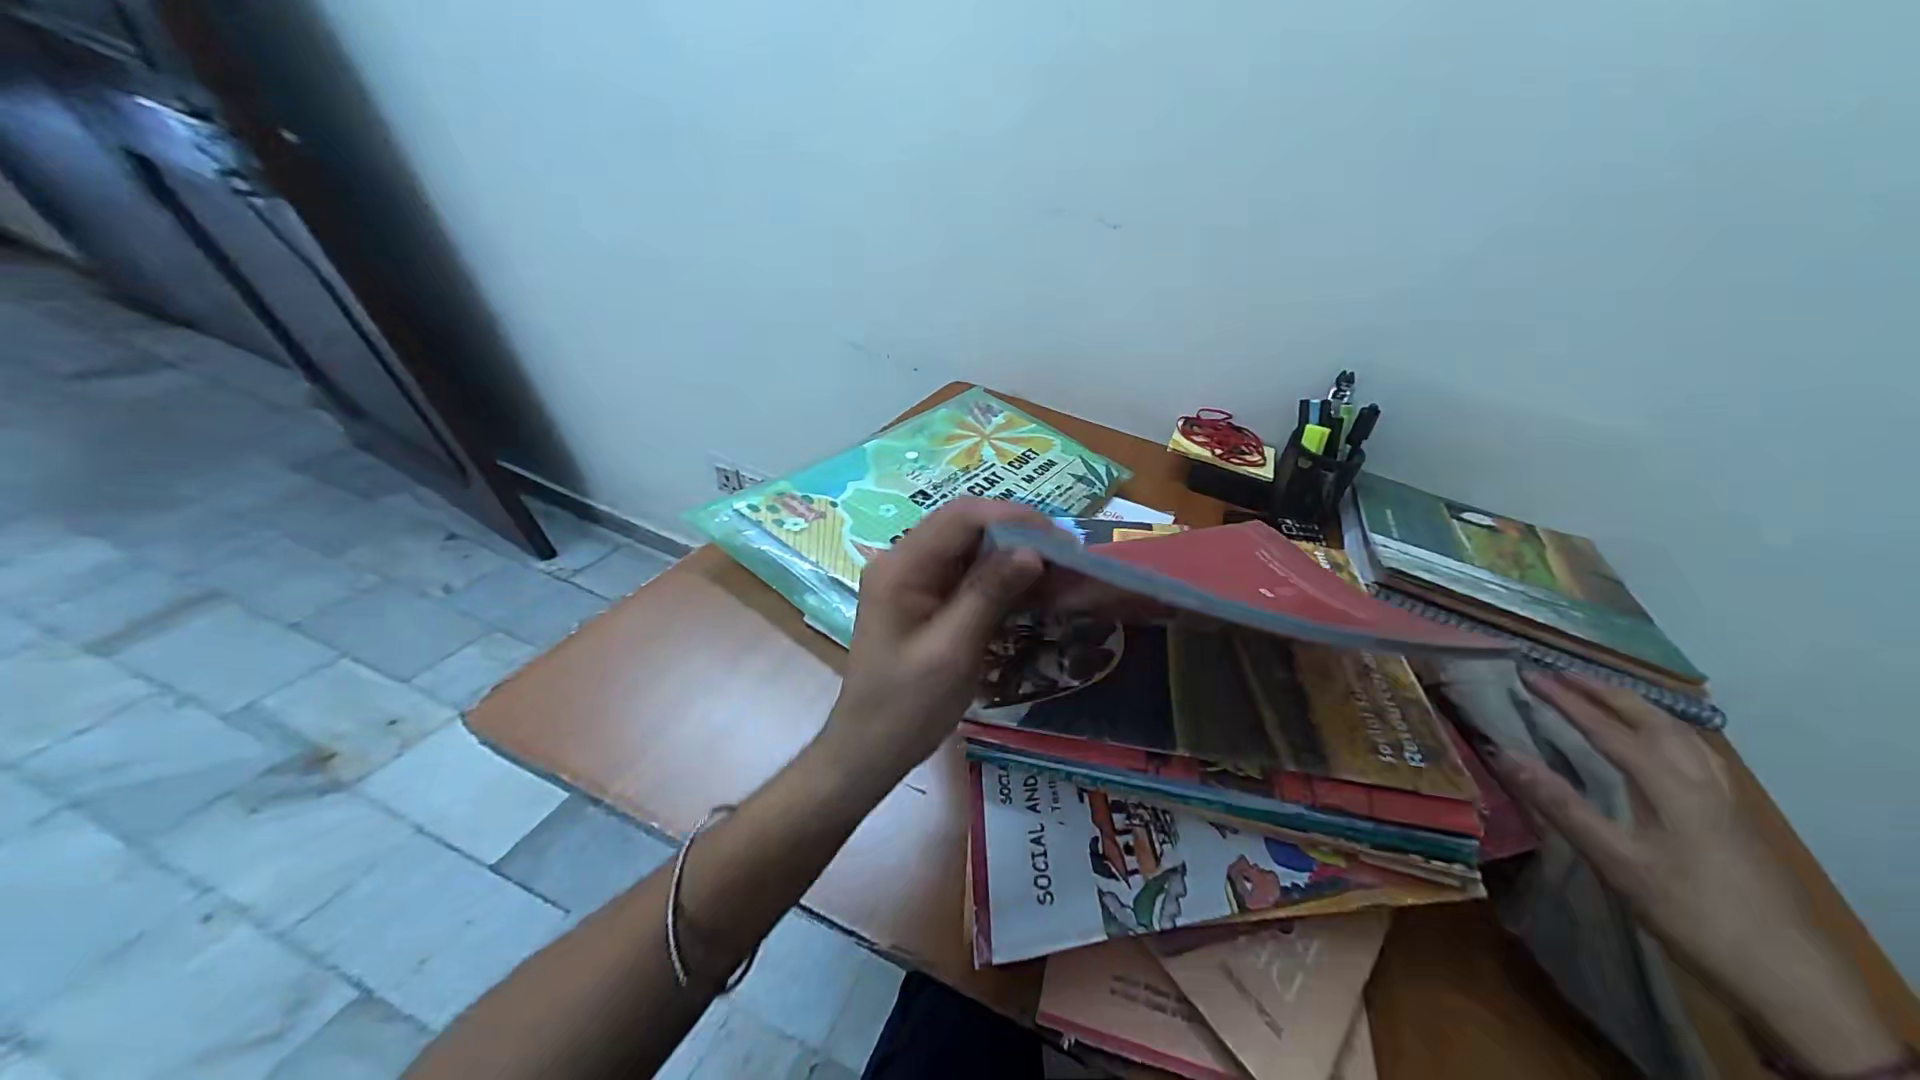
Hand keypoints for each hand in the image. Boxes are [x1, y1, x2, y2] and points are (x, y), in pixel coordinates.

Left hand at [819, 498, 1047, 782]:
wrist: (872, 747)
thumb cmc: (907, 705)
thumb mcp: (952, 650)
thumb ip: (989, 594)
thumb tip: (1033, 551)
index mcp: (901, 566)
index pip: (960, 517)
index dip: (1012, 518)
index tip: (1058, 538)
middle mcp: (905, 561)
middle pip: (966, 527)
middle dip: (1017, 534)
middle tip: (1066, 555)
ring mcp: (915, 579)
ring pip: (971, 548)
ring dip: (1013, 555)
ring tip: (1059, 570)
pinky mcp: (927, 599)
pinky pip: (968, 574)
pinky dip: (1001, 578)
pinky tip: (1033, 589)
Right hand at [1490, 672, 1903, 1074]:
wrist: (1787, 975)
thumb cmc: (1690, 913)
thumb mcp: (1616, 862)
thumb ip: (1560, 804)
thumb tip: (1504, 753)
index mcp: (1672, 788)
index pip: (1610, 729)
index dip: (1566, 700)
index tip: (1529, 675)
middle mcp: (1702, 783)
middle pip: (1654, 721)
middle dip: (1604, 692)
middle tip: (1561, 674)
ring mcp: (1727, 802)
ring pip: (1683, 735)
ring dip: (1639, 707)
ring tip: (1604, 695)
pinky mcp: (1735, 820)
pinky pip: (1698, 756)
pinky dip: (1667, 734)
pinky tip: (1660, 747)